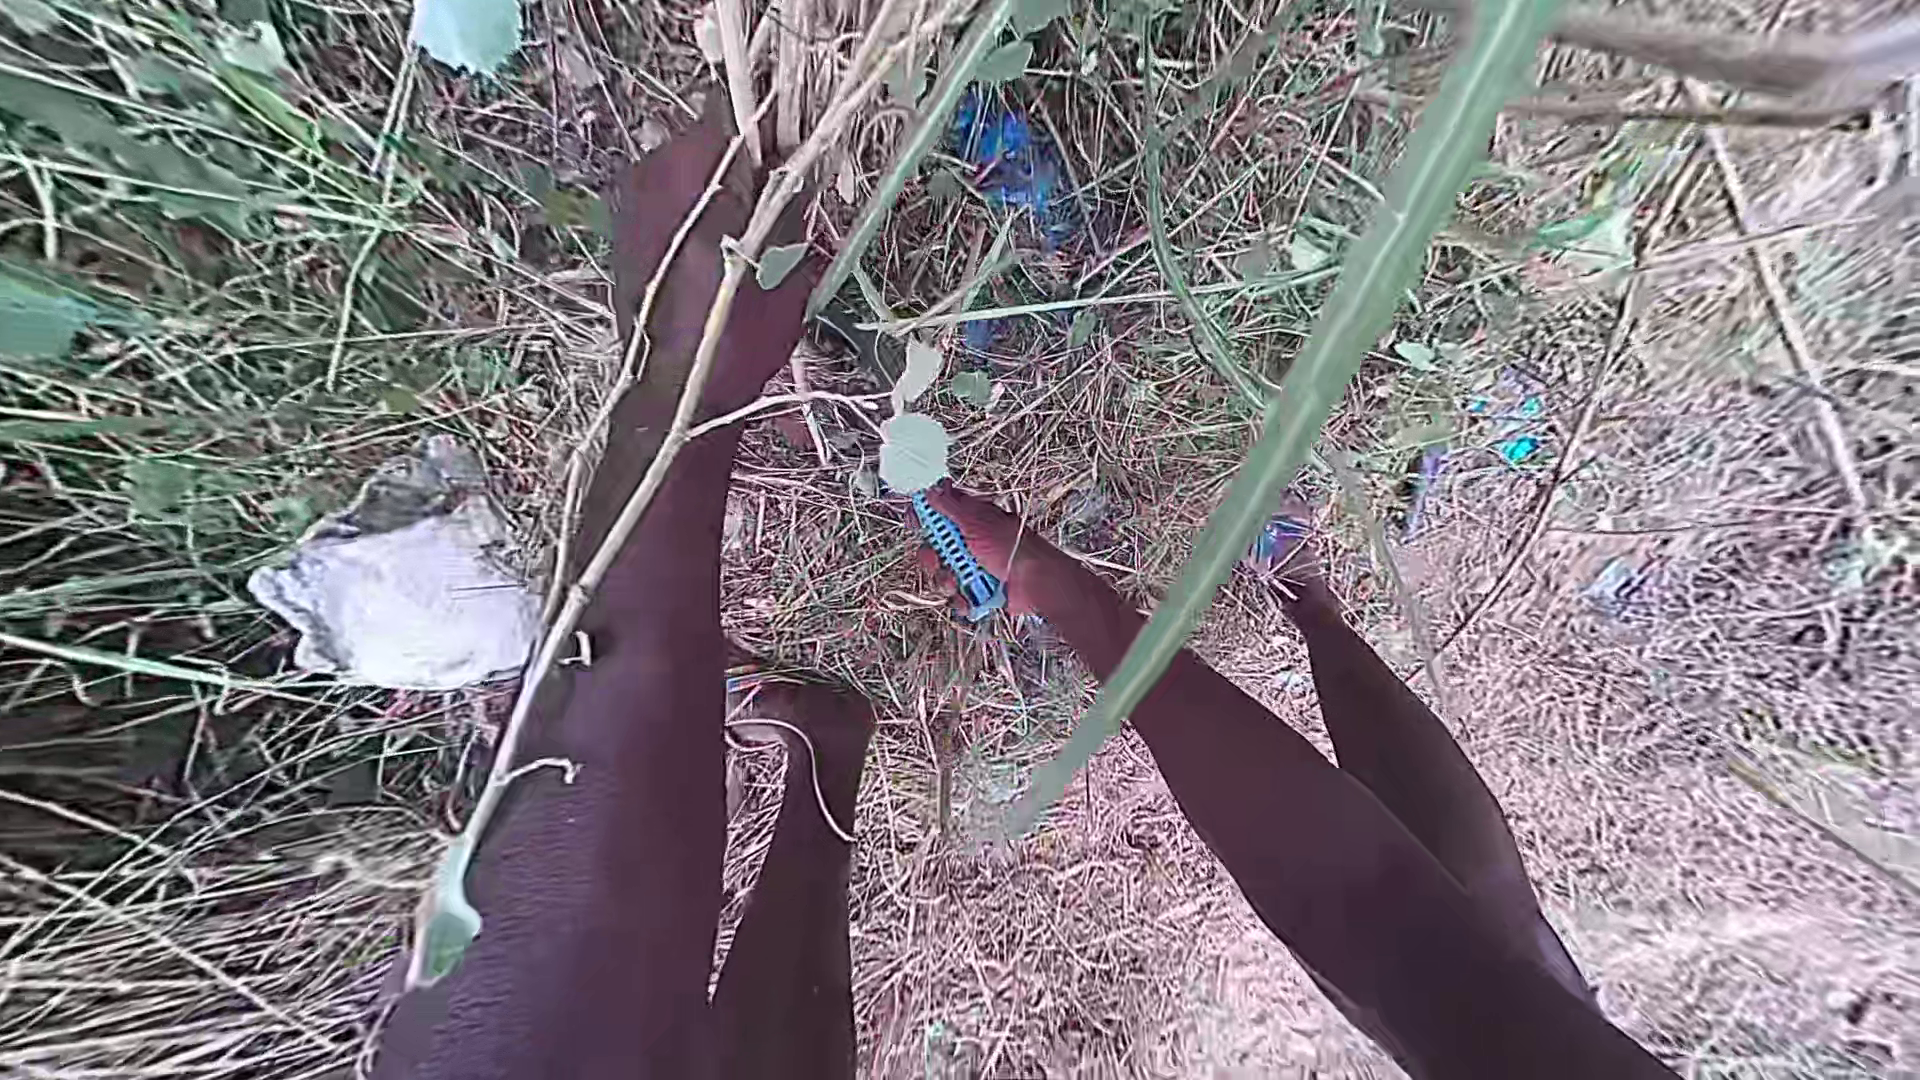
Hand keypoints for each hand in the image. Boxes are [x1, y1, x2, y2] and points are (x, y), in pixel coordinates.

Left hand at [607, 100, 814, 416]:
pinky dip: (706, 222)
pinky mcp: (630, 236)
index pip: (733, 111)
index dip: (774, 137)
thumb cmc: (733, 338)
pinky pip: (679, 208)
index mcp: (686, 173)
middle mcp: (649, 174)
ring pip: (697, 178)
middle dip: (753, 173)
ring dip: (730, 200)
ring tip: (755, 249)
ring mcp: (632, 205)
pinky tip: (722, 265)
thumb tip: (796, 160)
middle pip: (713, 144)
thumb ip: (784, 204)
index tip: (799, 171)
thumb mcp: (779, 271)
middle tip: (782, 220)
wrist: (676, 398)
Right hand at [919, 482, 1072, 616]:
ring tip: (960, 581)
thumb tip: (933, 488)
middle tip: (940, 560)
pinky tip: (969, 597)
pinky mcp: (977, 589)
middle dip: (933, 558)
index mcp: (971, 520)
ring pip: (942, 574)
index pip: (939, 513)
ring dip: (947, 580)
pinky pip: (956, 595)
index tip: (916, 522)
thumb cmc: (1014, 548)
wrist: (1035, 582)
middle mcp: (970, 542)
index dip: (924, 518)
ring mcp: (974, 566)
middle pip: (935, 548)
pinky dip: (961, 598)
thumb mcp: (977, 522)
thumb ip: (951, 506)